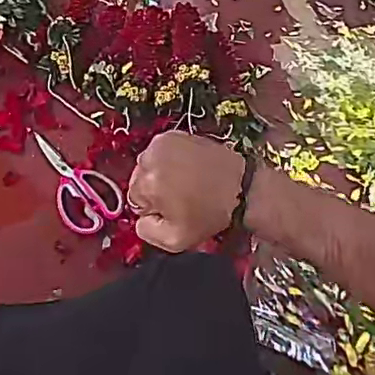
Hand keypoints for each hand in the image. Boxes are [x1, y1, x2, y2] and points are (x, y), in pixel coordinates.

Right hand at [127, 131, 248, 251]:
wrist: (239, 186)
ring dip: (162, 172)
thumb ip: (146, 232)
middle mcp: (150, 157)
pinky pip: (163, 151)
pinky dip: (171, 159)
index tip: (174, 209)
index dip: (154, 208)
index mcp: (147, 182)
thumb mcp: (174, 240)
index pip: (134, 200)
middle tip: (181, 196)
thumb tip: (141, 218)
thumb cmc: (208, 214)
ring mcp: (164, 142)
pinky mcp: (177, 134)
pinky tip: (188, 168)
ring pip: (150, 164)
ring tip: (187, 181)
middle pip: (140, 179)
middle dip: (156, 189)